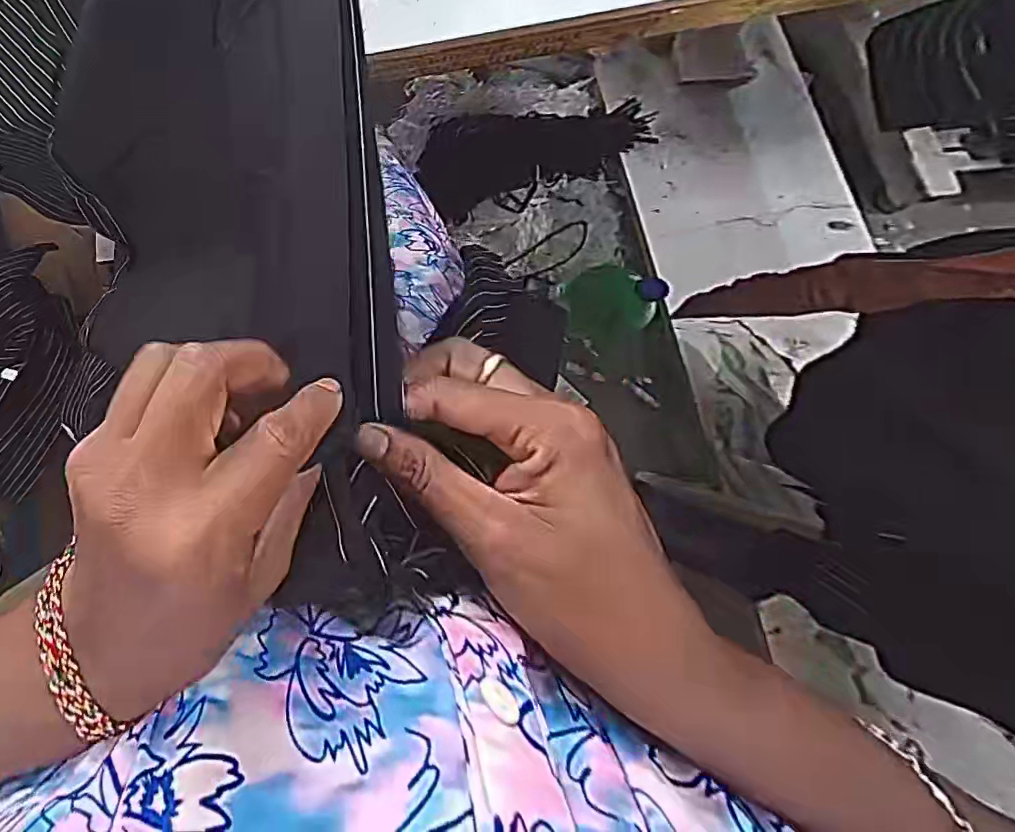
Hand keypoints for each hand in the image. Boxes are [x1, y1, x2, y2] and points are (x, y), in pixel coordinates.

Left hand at [62, 340, 340, 720]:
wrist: (94, 645)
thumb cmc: (187, 625)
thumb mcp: (261, 575)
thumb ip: (291, 497)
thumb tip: (312, 435)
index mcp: (203, 526)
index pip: (270, 438)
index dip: (309, 406)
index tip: (327, 394)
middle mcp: (148, 481)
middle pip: (202, 370)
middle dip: (252, 360)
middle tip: (275, 382)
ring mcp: (106, 458)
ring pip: (162, 358)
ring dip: (210, 363)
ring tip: (234, 393)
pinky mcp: (86, 449)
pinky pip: (137, 384)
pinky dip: (176, 384)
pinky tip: (196, 415)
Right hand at [354, 339, 710, 687]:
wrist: (650, 649)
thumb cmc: (580, 602)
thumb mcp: (492, 537)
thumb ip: (427, 476)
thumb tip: (370, 436)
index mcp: (552, 424)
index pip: (455, 390)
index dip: (402, 404)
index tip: (364, 429)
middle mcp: (560, 410)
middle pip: (472, 366)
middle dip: (419, 383)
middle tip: (382, 422)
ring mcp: (562, 428)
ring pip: (482, 386)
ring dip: (438, 402)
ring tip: (399, 436)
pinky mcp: (558, 449)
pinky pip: (497, 416)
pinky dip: (459, 424)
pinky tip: (434, 450)